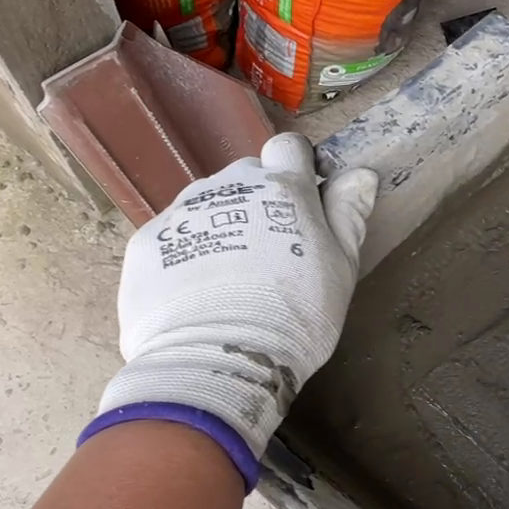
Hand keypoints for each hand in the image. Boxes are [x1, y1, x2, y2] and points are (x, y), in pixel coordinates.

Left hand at [87, 133, 378, 486]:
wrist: (216, 359)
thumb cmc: (295, 314)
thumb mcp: (340, 268)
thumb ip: (348, 216)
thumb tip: (361, 175)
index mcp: (283, 189)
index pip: (289, 148)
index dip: (299, 169)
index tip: (306, 203)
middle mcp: (228, 186)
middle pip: (248, 175)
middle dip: (261, 199)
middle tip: (273, 250)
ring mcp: (182, 211)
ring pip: (209, 202)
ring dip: (225, 223)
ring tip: (234, 275)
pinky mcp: (147, 242)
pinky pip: (176, 234)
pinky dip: (190, 252)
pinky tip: (201, 291)